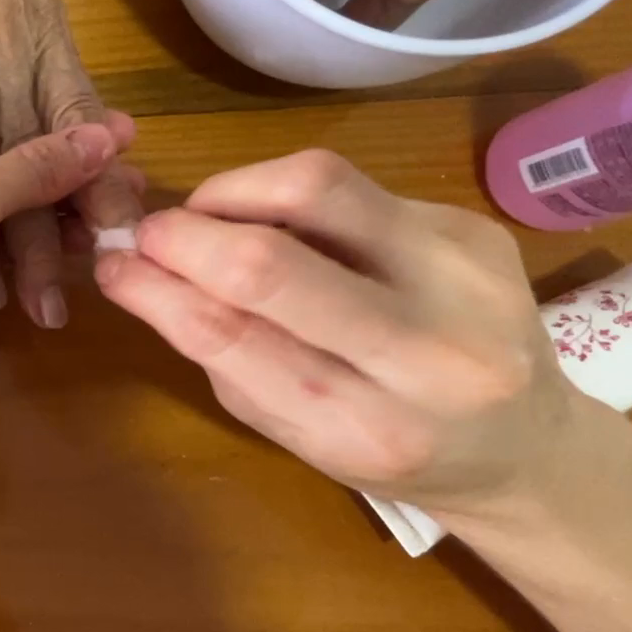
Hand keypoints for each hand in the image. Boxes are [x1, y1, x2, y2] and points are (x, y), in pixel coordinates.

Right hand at [0, 0, 145, 328]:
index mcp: (36, 32)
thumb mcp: (7, 0)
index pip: (75, 120)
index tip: (109, 241)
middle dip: (48, 237)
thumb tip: (89, 132)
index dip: (94, 185)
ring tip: (7, 299)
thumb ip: (44, 69)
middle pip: (32, 160)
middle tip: (59, 301)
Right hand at [94, 150, 624, 525]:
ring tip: (205, 219)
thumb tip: (137, 269)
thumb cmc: (377, 445)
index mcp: (362, 426)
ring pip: (317, 188)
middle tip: (145, 234)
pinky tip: (275, 227)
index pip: (228, 338)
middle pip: (272, 262)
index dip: (154, 290)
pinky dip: (279, 199)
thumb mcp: (284, 424)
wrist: (523, 442)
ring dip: (229, 195)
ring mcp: (466, 277)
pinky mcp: (474, 225)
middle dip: (182, 236)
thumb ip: (217, 349)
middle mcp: (428, 353)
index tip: (109, 264)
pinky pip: (347, 186)